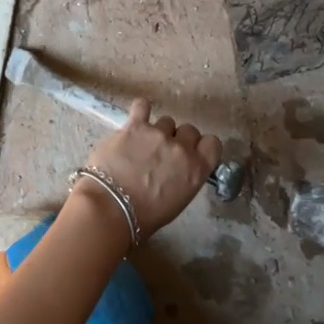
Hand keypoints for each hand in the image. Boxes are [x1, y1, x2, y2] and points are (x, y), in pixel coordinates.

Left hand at [82, 99, 220, 236]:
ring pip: (166, 121)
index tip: (192, 154)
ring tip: (142, 146)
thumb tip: (178, 168)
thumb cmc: (144, 216)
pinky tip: (137, 120)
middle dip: (178, 140)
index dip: (201, 147)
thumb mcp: (177, 201)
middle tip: (163, 155)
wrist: (111, 208)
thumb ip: (185, 177)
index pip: (212, 143)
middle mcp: (181, 147)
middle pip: (189, 130)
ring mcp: (158, 133)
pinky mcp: (134, 126)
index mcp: (196, 169)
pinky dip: (141, 110)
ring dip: (158, 131)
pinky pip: (142, 106)